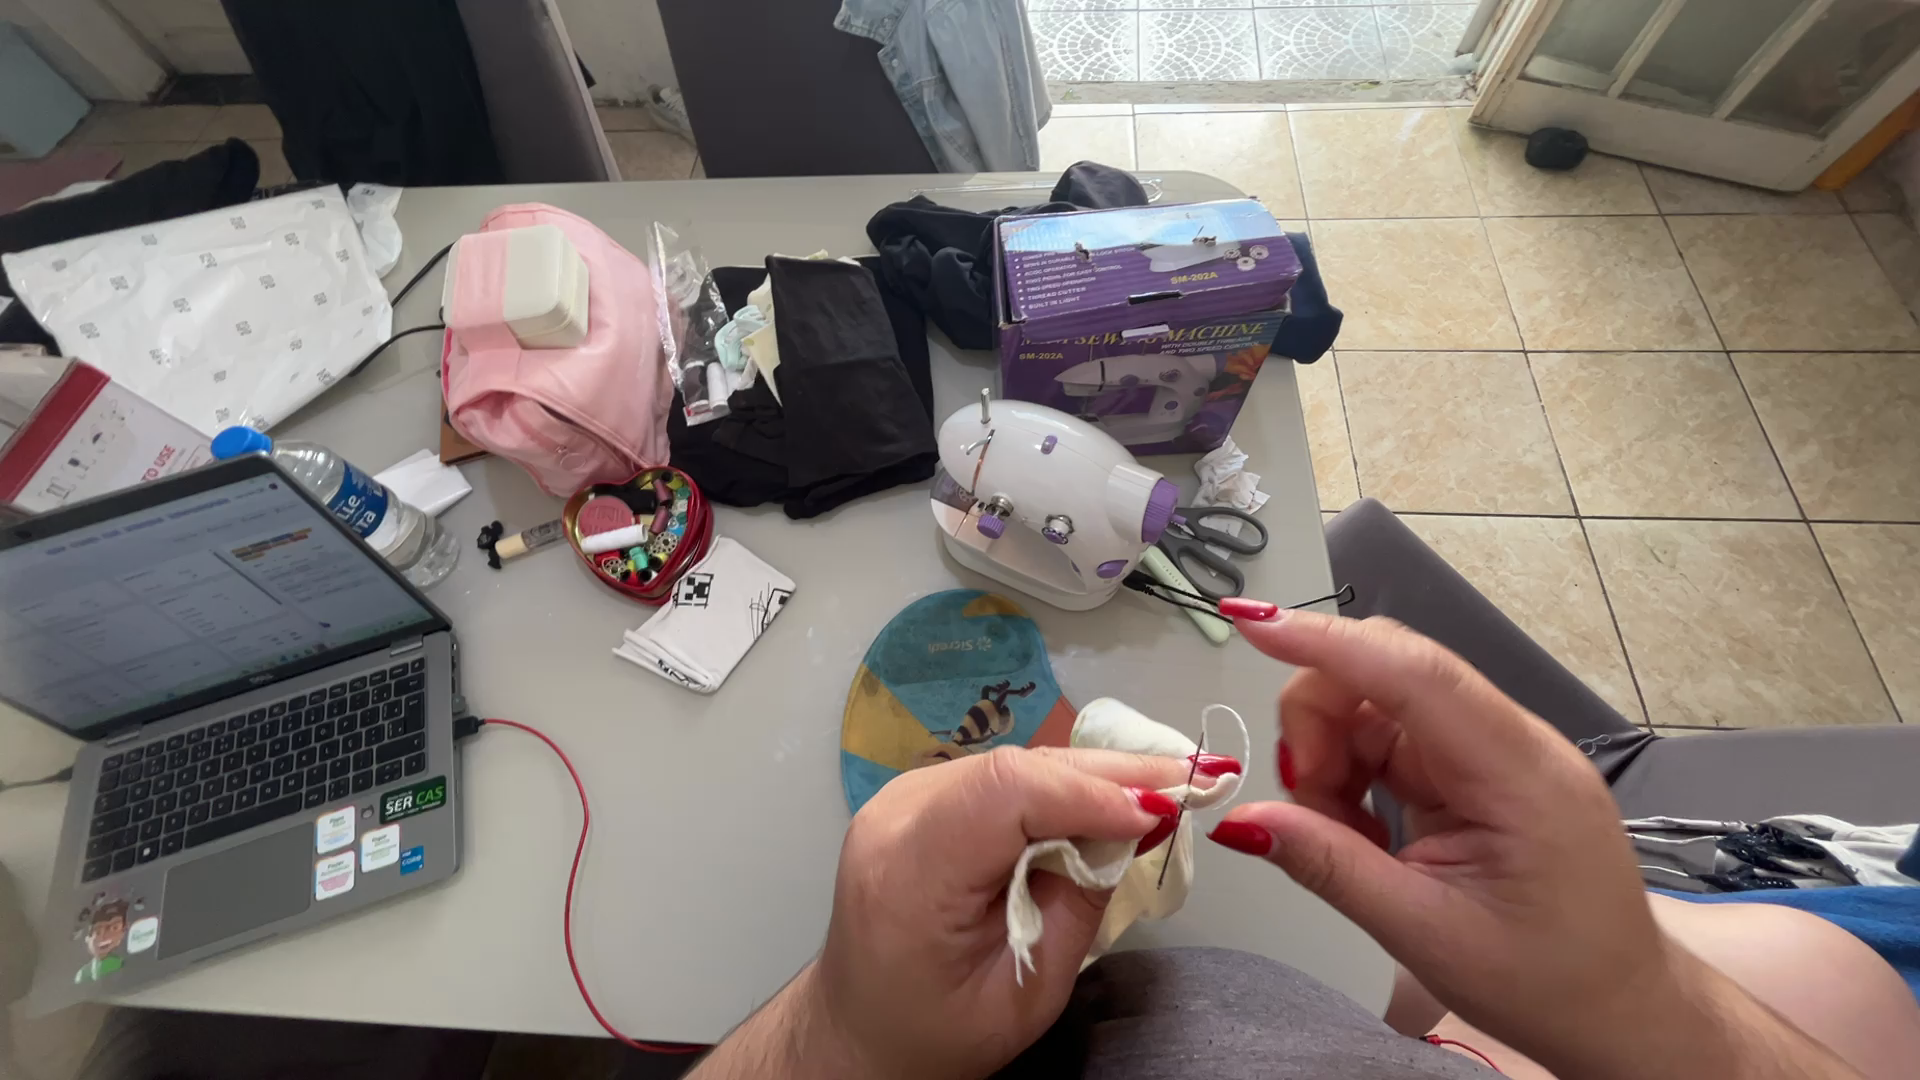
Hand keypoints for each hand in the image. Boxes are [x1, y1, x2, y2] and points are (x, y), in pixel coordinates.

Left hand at [693, 745, 1231, 1079]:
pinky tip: (1105, 788)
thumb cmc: (940, 1033)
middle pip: (1013, 768)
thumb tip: (1139, 823)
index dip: (1087, 793)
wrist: (858, 1025)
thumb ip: (1080, 901)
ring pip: (1012, 763)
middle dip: (1107, 770)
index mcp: (910, 874)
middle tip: (1191, 772)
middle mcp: (897, 814)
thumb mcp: (1026, 993)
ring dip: (1088, 771)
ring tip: (1163, 778)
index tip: (1162, 810)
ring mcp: (900, 794)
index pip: (1003, 796)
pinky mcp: (917, 793)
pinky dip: (1056, 783)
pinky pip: (998, 776)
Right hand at [1204, 611, 1786, 1075]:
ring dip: (1323, 753)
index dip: (1326, 641)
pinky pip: (1370, 730)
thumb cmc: (1544, 981)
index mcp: (1517, 773)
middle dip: (1314, 721)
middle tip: (1308, 799)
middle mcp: (1500, 736)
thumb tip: (1236, 818)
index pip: (1413, 674)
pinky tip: (1355, 824)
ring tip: (1338, 830)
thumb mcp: (1426, 935)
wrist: (1619, 1010)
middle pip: (1375, 672)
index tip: (1251, 624)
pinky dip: (1340, 768)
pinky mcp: (1455, 756)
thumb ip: (1328, 866)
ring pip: (1361, 699)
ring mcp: (1476, 742)